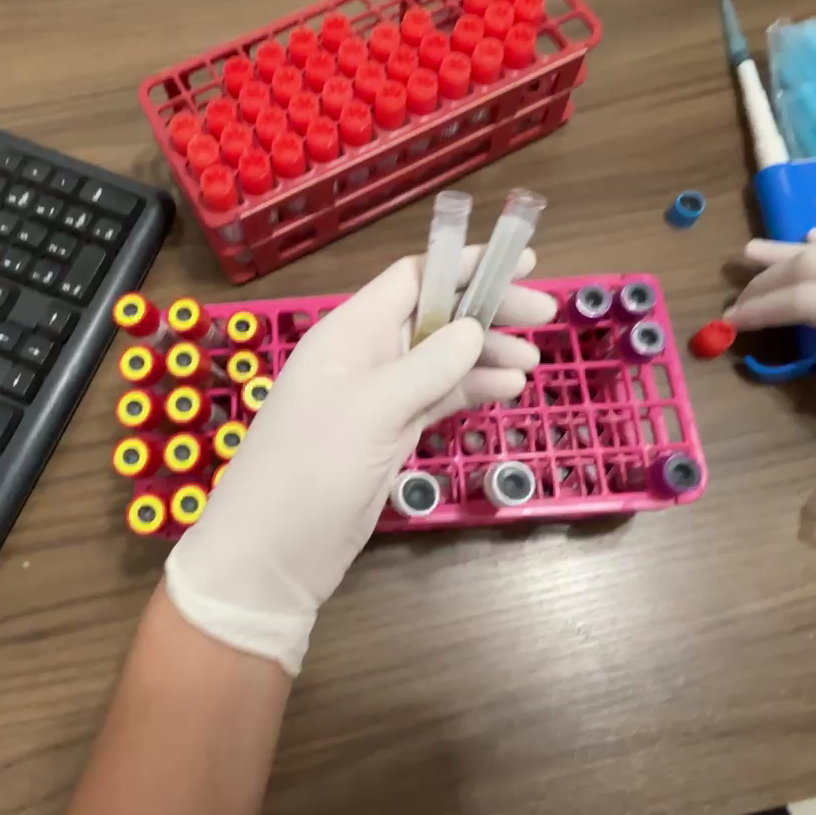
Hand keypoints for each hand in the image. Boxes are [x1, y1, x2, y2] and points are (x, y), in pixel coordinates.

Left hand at [163, 246, 558, 673]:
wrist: (272, 554)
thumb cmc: (311, 469)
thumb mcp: (371, 410)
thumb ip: (427, 367)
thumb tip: (474, 328)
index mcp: (349, 333)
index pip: (412, 280)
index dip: (462, 265)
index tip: (519, 260)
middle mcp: (365, 356)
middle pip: (434, 316)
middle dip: (486, 311)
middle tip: (543, 316)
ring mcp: (378, 398)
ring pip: (441, 360)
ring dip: (485, 356)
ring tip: (531, 364)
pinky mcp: (389, 434)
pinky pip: (437, 399)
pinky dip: (471, 391)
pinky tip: (507, 391)